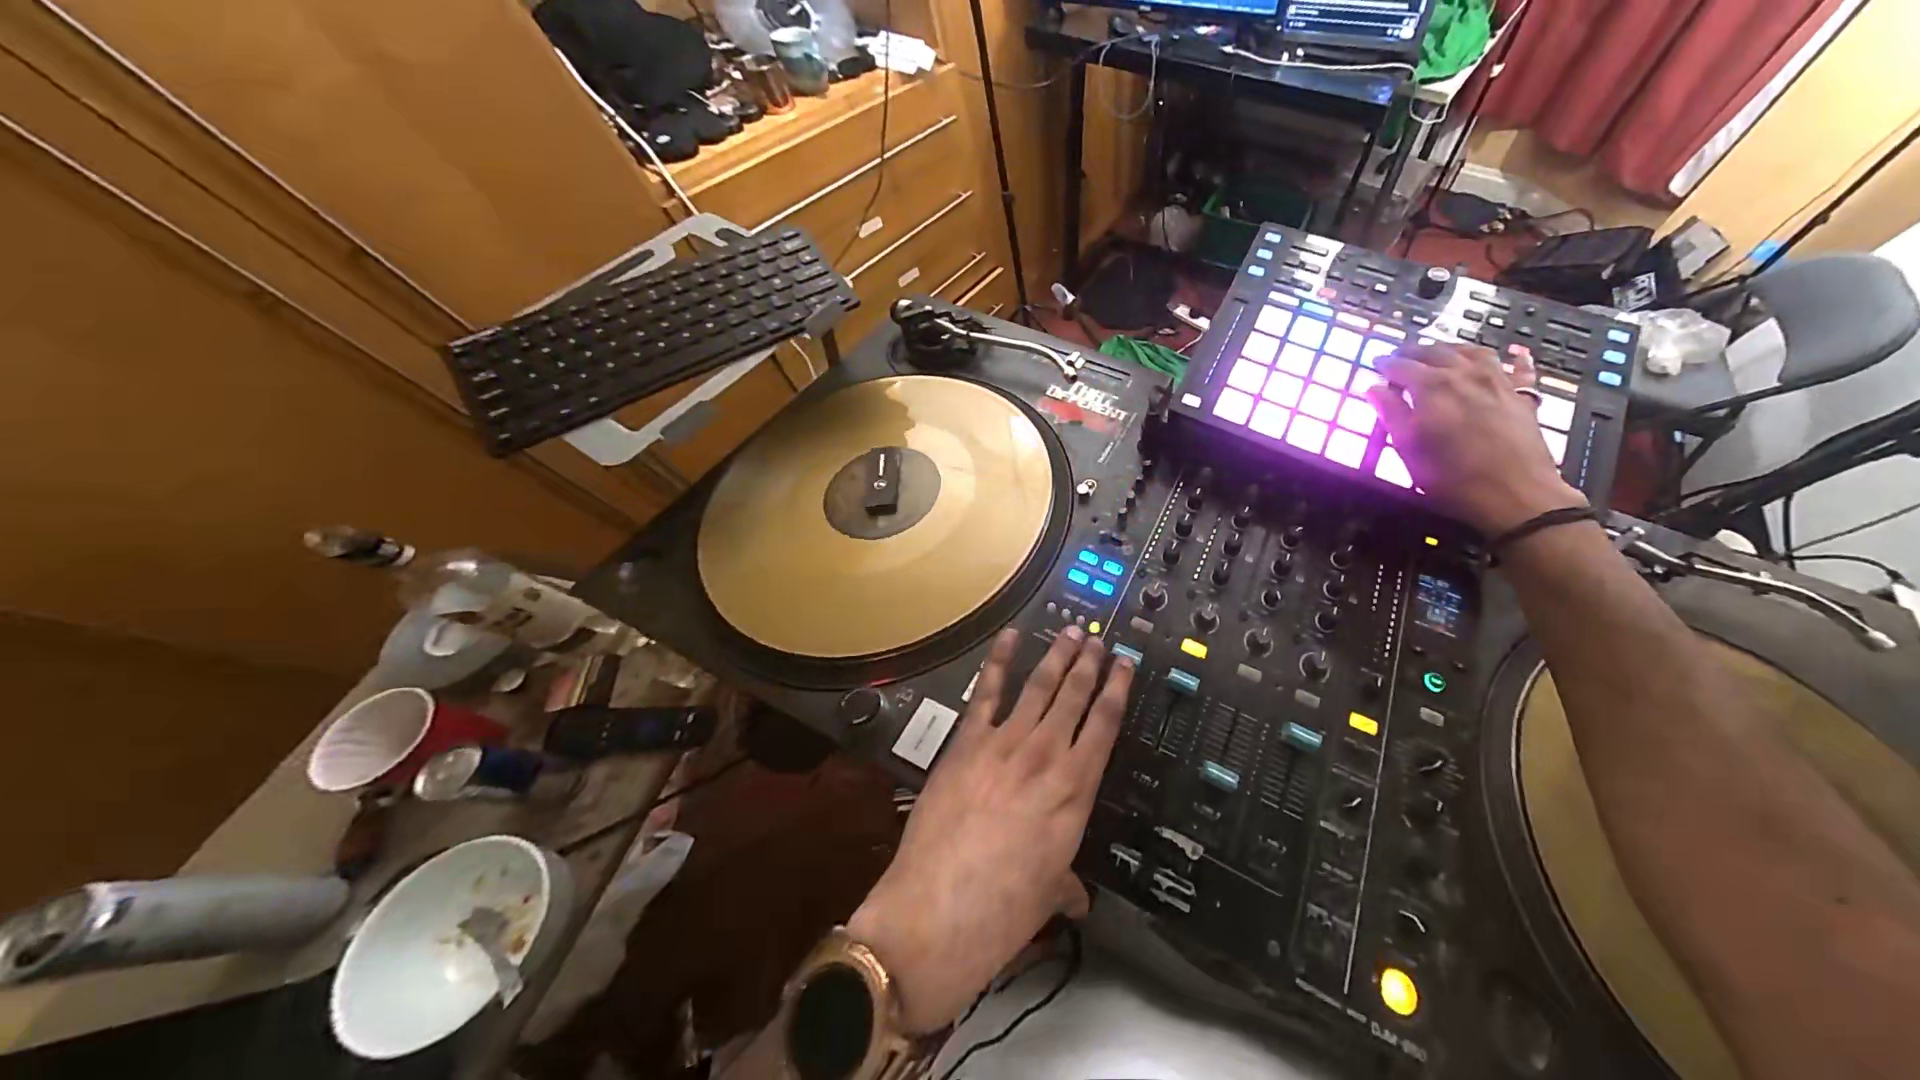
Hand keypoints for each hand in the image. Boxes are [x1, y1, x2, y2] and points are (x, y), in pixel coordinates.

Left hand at [847, 625, 1132, 1032]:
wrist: (940, 910)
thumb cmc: (1003, 908)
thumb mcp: (1048, 894)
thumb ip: (1065, 884)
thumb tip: (1074, 897)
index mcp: (1075, 792)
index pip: (1105, 726)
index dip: (1116, 690)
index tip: (1123, 665)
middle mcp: (1045, 758)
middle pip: (1074, 698)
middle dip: (1088, 665)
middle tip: (1096, 639)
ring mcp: (1003, 745)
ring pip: (1038, 688)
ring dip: (1056, 657)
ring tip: (1069, 632)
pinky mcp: (965, 744)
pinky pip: (985, 693)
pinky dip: (997, 662)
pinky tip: (1007, 638)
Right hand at [1365, 342, 1587, 534]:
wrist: (1516, 493)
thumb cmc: (1452, 476)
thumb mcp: (1409, 448)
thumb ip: (1391, 413)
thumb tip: (1374, 389)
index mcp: (1432, 387)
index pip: (1401, 366)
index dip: (1385, 364)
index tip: (1375, 363)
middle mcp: (1465, 375)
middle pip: (1436, 352)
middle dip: (1414, 351)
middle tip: (1400, 356)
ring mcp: (1498, 382)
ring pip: (1473, 352)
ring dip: (1451, 349)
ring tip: (1439, 353)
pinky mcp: (1523, 397)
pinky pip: (1520, 368)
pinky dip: (1514, 358)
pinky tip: (1514, 353)